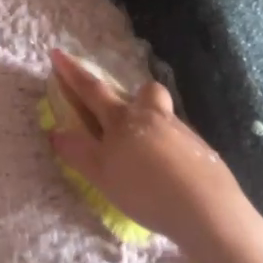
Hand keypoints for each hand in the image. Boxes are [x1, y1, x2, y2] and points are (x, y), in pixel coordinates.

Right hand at [47, 50, 262, 262]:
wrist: (207, 210)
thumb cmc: (145, 188)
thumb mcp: (102, 175)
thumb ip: (78, 152)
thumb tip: (55, 132)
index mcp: (123, 119)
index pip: (92, 89)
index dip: (73, 72)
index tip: (57, 52)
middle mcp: (153, 117)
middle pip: (147, 92)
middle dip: (137, 94)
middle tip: (132, 113)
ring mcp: (183, 134)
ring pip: (167, 118)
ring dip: (157, 127)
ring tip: (151, 158)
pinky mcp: (206, 155)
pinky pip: (185, 145)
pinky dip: (176, 154)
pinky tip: (174, 177)